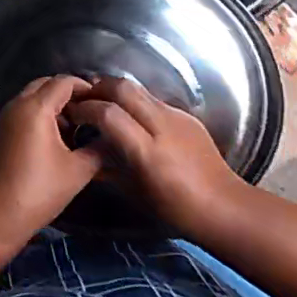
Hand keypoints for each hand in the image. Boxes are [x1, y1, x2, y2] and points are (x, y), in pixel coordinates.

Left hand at [0, 76, 103, 232]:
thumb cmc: (37, 190)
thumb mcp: (77, 171)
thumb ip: (98, 149)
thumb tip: (111, 139)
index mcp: (36, 108)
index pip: (64, 81)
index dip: (85, 87)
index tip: (103, 101)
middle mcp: (18, 104)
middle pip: (46, 84)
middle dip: (69, 93)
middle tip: (91, 111)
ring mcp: (6, 117)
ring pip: (33, 97)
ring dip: (54, 104)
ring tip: (78, 126)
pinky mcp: (1, 131)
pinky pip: (24, 110)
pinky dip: (41, 114)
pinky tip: (58, 138)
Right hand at [65, 78, 248, 236]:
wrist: (222, 205)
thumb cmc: (176, 209)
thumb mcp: (136, 193)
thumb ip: (108, 169)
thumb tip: (86, 154)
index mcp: (148, 151)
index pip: (109, 114)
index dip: (86, 108)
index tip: (73, 114)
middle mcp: (162, 126)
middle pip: (123, 88)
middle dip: (98, 88)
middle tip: (84, 98)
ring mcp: (177, 117)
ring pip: (140, 89)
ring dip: (117, 90)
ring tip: (103, 102)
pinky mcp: (187, 115)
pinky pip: (155, 100)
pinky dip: (136, 101)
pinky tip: (132, 116)